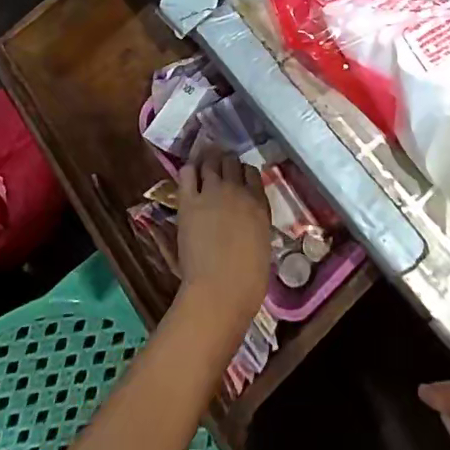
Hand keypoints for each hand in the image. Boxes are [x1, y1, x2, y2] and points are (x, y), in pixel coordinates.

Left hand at [175, 148, 271, 323]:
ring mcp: (212, 192)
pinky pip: (187, 173)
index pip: (251, 172)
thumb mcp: (262, 242)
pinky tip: (189, 174)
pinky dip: (189, 170)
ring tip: (204, 164)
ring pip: (210, 163)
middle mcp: (237, 190)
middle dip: (225, 162)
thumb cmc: (248, 278)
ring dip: (207, 161)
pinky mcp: (189, 201)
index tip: (238, 176)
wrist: (221, 288)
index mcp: (258, 203)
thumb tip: (247, 218)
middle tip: (220, 167)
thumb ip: (255, 222)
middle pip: (231, 162)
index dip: (243, 171)